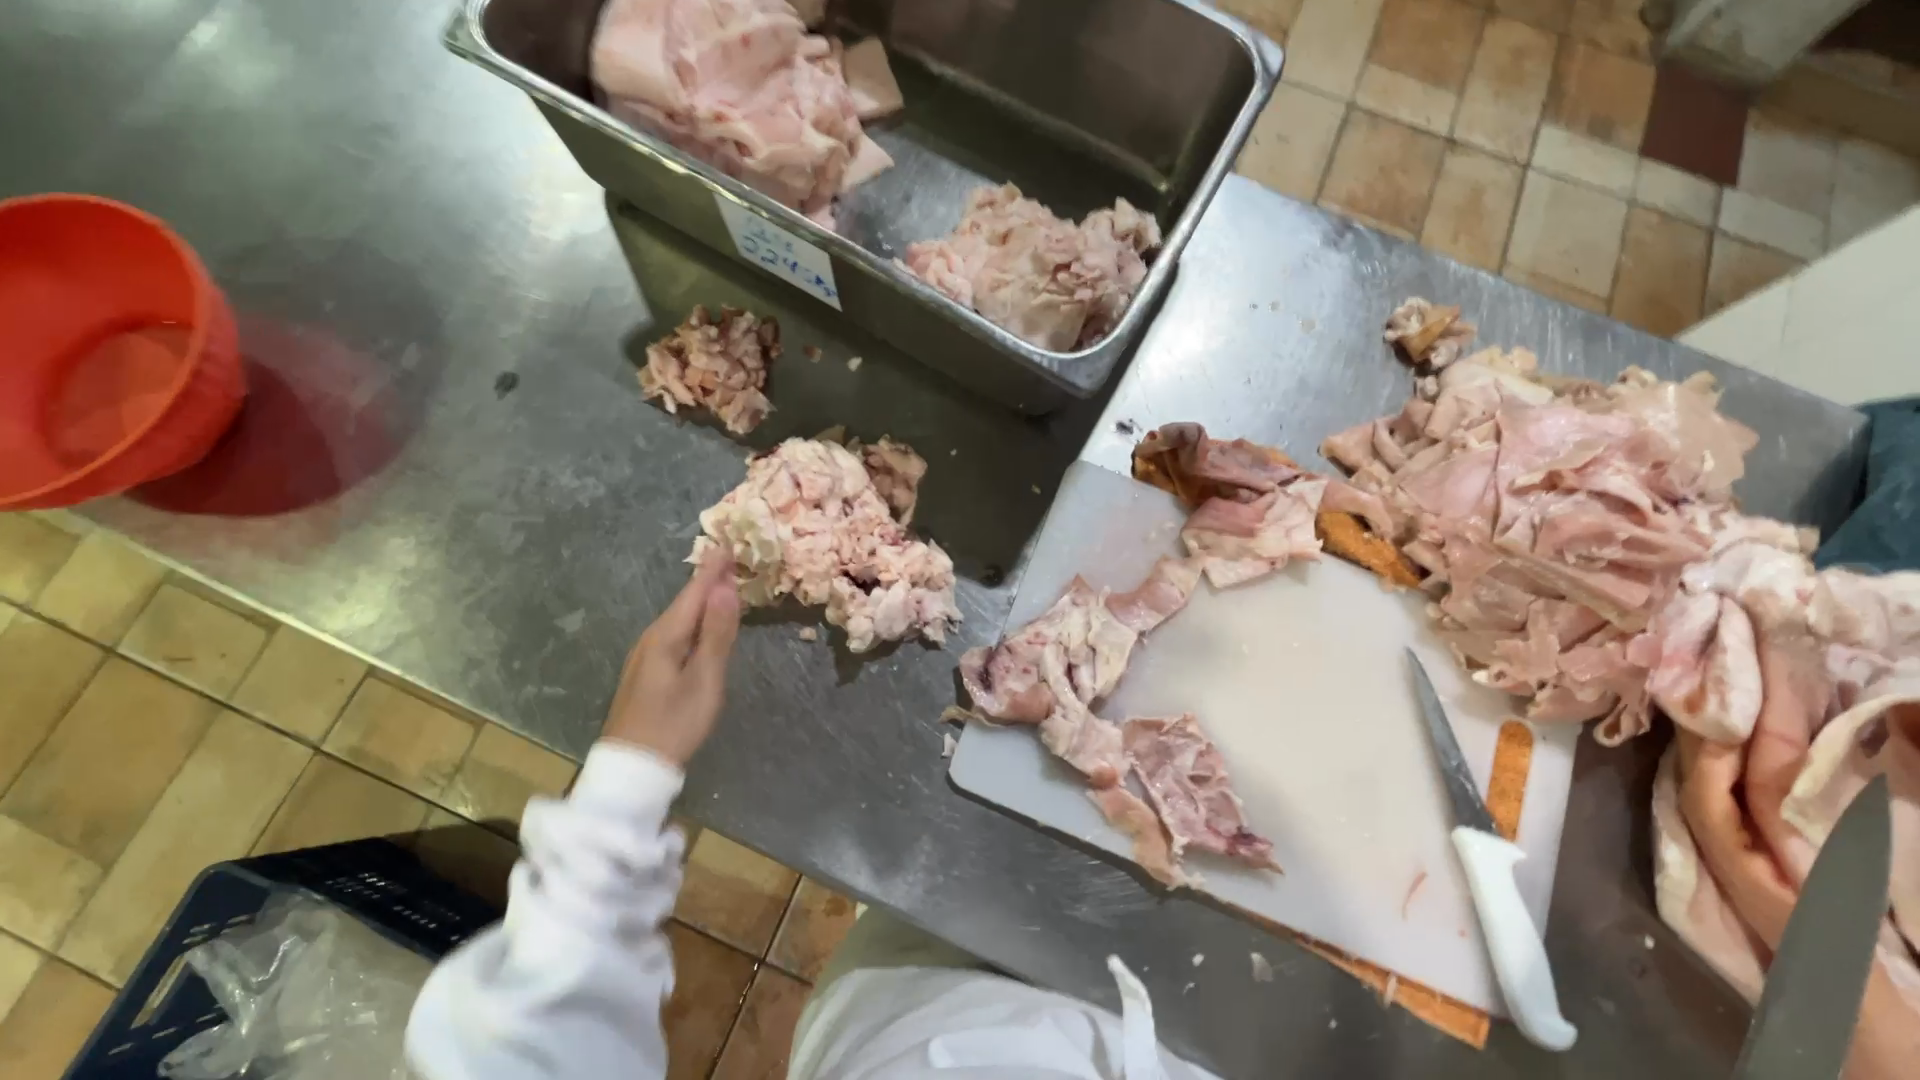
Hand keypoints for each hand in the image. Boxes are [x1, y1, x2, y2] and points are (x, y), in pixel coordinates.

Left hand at [601, 550, 740, 765]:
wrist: (632, 768)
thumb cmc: (674, 724)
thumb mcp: (704, 679)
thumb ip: (717, 633)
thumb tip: (725, 588)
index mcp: (665, 635)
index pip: (694, 592)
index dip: (713, 569)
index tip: (729, 543)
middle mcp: (651, 638)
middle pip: (684, 602)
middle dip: (708, 580)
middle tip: (731, 559)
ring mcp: (645, 656)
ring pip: (679, 618)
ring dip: (701, 600)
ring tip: (722, 585)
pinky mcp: (646, 673)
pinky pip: (674, 633)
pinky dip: (693, 621)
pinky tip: (702, 624)